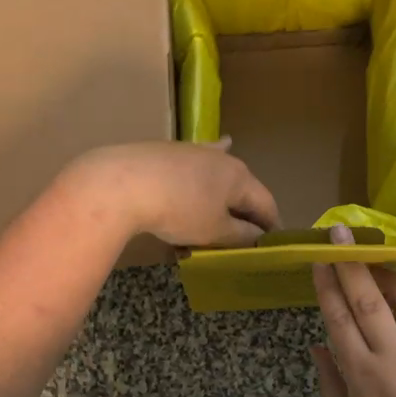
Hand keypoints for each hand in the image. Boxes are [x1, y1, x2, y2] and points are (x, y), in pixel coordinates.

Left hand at [63, 139, 279, 247]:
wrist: (123, 183)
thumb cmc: (179, 210)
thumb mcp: (215, 231)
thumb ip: (241, 234)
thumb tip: (258, 235)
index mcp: (240, 177)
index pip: (266, 203)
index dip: (272, 226)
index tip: (272, 244)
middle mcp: (222, 159)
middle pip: (242, 189)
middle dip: (245, 213)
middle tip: (244, 237)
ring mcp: (193, 152)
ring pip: (216, 179)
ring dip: (221, 200)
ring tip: (225, 212)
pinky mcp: (166, 153)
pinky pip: (192, 172)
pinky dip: (201, 179)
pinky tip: (211, 156)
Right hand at [310, 226, 395, 396]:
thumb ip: (330, 380)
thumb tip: (319, 343)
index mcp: (363, 377)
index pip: (340, 320)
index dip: (327, 286)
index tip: (318, 260)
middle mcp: (393, 357)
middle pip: (368, 300)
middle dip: (350, 263)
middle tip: (338, 233)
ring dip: (383, 271)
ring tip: (368, 252)